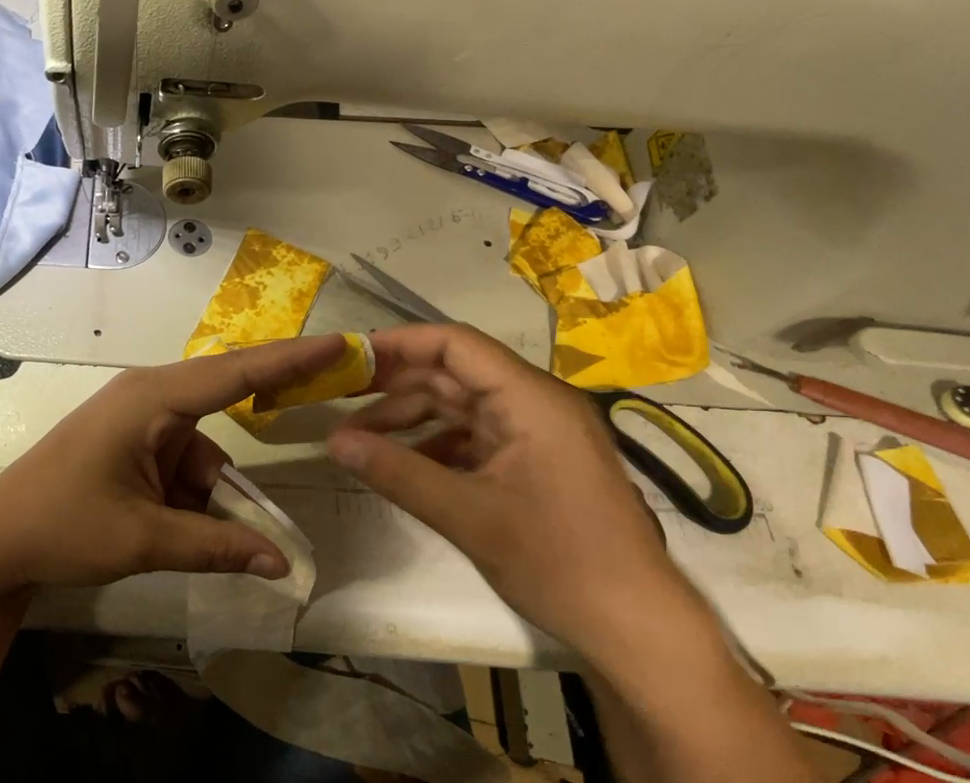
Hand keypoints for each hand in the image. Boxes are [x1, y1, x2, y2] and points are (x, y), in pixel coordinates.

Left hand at [0, 335, 348, 595]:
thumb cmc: (63, 526)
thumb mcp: (144, 539)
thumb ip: (216, 546)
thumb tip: (282, 563)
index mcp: (149, 400)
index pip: (233, 373)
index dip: (289, 360)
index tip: (339, 343)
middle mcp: (148, 399)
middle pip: (225, 405)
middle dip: (265, 415)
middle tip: (322, 415)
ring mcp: (139, 423)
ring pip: (205, 453)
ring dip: (216, 495)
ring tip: (213, 540)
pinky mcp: (132, 447)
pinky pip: (183, 467)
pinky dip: (194, 500)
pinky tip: (183, 536)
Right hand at [326, 324, 712, 662]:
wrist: (636, 627)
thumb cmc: (558, 561)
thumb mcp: (468, 516)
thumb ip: (397, 473)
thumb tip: (333, 443)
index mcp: (531, 400)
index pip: (456, 344)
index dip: (399, 343)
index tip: (350, 359)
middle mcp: (536, 404)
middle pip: (454, 373)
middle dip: (394, 386)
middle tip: (339, 402)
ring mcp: (538, 434)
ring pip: (459, 407)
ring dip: (409, 420)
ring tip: (358, 443)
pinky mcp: (536, 463)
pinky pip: (474, 437)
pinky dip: (434, 446)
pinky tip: (399, 467)